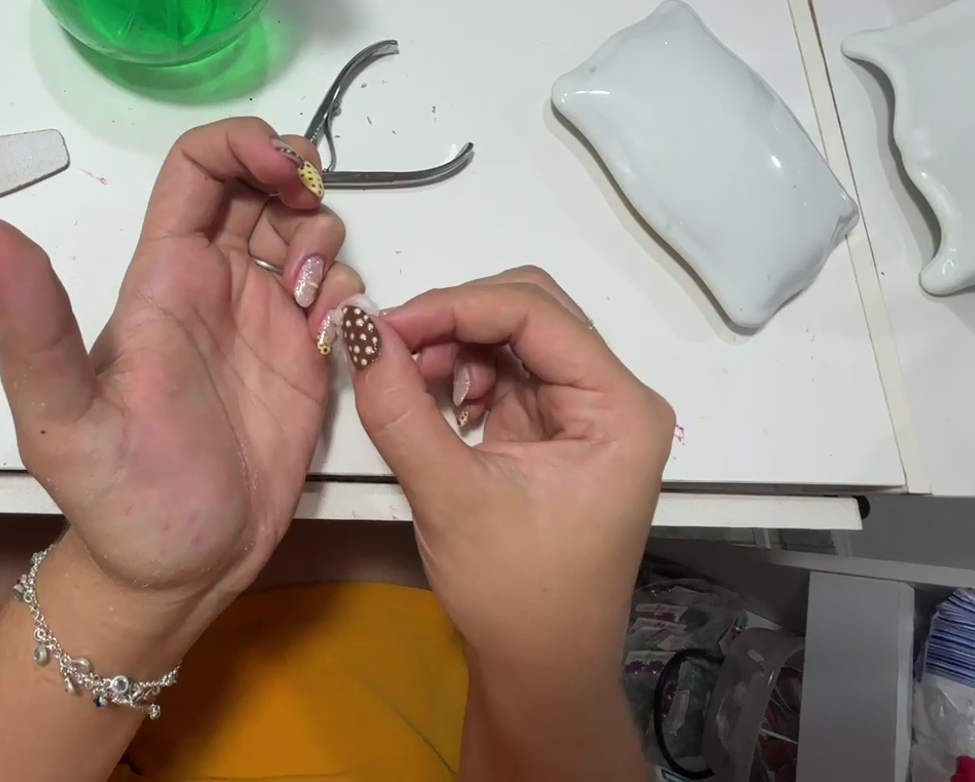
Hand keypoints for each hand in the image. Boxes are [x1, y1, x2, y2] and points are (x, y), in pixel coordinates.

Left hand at [0, 118, 360, 630]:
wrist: (180, 570)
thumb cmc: (120, 499)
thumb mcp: (64, 419)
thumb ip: (32, 327)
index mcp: (162, 276)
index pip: (198, 169)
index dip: (242, 145)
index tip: (282, 171)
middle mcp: (215, 282)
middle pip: (259, 184)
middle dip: (294, 177)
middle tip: (309, 221)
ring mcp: (263, 316)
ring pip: (305, 230)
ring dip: (324, 239)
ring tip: (311, 304)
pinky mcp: (303, 355)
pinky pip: (337, 292)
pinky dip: (347, 292)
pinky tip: (329, 337)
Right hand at [340, 267, 672, 661]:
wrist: (536, 668)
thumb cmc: (513, 593)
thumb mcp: (449, 496)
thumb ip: (400, 408)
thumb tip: (356, 325)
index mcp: (618, 408)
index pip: (536, 315)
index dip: (456, 306)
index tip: (386, 326)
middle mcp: (610, 395)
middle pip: (530, 309)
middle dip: (456, 318)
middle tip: (396, 346)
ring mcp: (580, 408)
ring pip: (511, 331)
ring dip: (454, 341)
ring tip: (414, 380)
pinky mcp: (549, 423)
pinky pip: (500, 365)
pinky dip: (459, 368)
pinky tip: (438, 399)